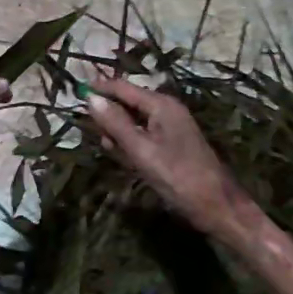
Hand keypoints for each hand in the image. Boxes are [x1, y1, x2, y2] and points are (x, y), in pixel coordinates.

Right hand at [84, 76, 245, 226]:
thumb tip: (90, 98)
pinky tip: (122, 156)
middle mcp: (166, 109)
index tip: (75, 91)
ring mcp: (171, 127)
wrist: (217, 206)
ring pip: (134, 121)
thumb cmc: (178, 176)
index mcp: (161, 104)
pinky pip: (144, 135)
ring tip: (107, 147)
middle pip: (128, 102)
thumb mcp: (141, 150)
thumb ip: (115, 123)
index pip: (123, 87)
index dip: (99, 88)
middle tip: (89, 128)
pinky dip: (130, 142)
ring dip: (118, 131)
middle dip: (108, 113)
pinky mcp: (172, 144)